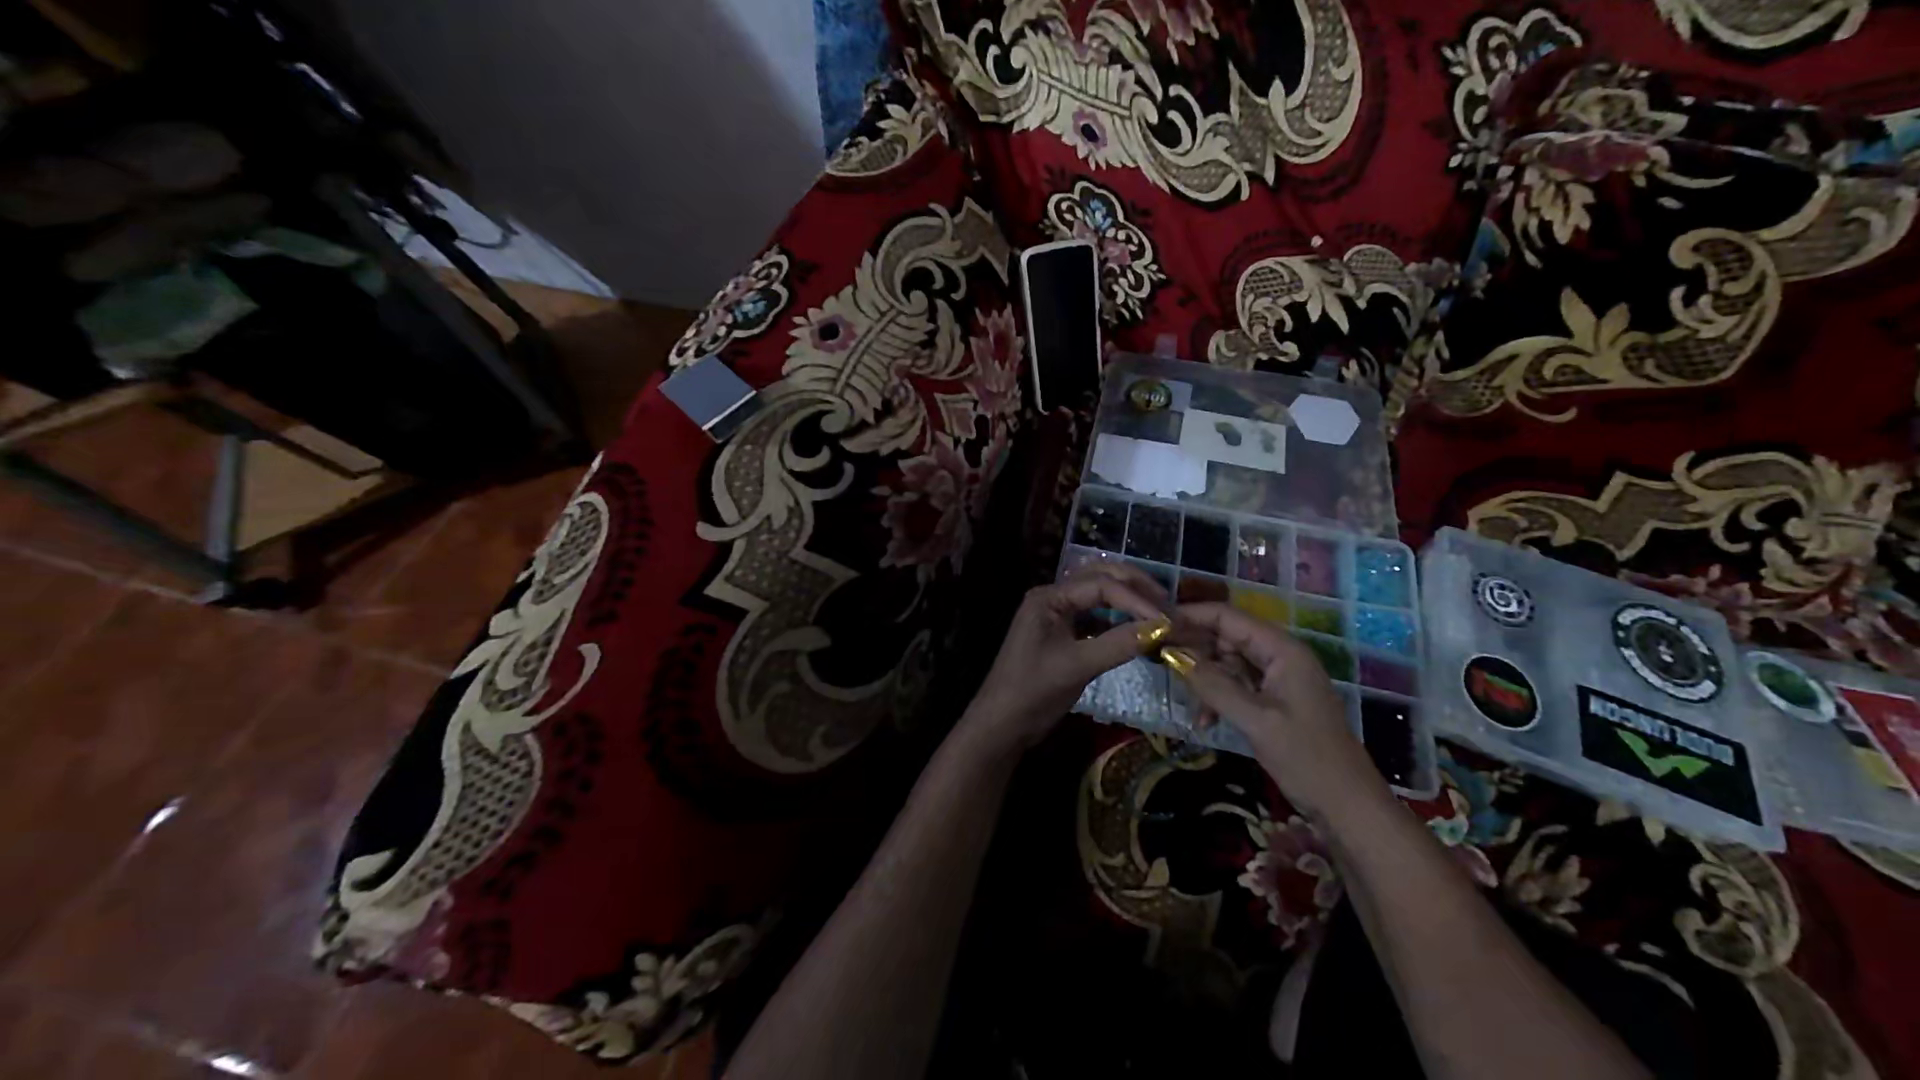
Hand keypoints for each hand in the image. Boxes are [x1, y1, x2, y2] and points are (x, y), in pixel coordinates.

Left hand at [960, 562, 1169, 755]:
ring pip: (1100, 597)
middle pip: (1101, 580)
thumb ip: (1118, 644)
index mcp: (1049, 597)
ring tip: (1160, 615)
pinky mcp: (1064, 634)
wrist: (1002, 724)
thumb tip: (1162, 627)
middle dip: (1135, 589)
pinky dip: (1119, 621)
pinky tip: (1140, 631)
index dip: (1136, 600)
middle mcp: (1053, 598)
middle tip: (1169, 605)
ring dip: (1129, 602)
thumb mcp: (1077, 666)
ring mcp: (1058, 616)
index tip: (1167, 620)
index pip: (1101, 584)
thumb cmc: (1033, 691)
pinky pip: (1097, 617)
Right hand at [1167, 602, 1386, 816]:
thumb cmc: (1306, 757)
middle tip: (1159, 661)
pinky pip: (1237, 686)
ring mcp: (1278, 679)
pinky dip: (1218, 698)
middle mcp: (1280, 656)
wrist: (1347, 805)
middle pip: (1226, 637)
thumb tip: (1173, 655)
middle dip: (1195, 650)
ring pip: (1228, 663)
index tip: (1156, 626)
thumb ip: (1214, 685)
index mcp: (1282, 650)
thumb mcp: (1255, 720)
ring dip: (1205, 680)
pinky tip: (1205, 721)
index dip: (1191, 616)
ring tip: (1191, 706)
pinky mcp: (1274, 701)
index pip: (1228, 617)